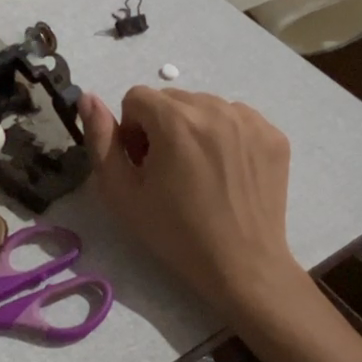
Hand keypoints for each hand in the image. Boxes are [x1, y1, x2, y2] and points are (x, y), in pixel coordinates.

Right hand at [79, 87, 304, 318]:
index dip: (130, 130)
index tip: (141, 164)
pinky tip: (224, 173)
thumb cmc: (173, 232)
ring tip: (197, 172)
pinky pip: (236, 119)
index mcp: (176, 121)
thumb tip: (88, 97)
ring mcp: (250, 121)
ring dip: (192, 129)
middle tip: (167, 171)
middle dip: (160, 127)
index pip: (136, 97)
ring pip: (204, 107)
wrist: (240, 264)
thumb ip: (100, 139)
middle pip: (171, 99)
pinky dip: (223, 137)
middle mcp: (216, 109)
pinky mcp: (273, 135)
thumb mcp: (121, 191)